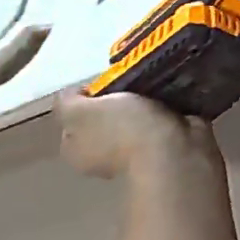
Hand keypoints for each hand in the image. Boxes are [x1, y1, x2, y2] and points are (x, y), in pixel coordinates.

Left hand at [56, 89, 219, 179]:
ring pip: (134, 117)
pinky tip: (170, 97)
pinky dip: (164, 107)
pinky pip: (159, 119)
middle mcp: (101, 155)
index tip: (107, 85)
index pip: (76, 116)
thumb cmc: (122, 130)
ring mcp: (135, 152)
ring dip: (143, 102)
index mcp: (76, 149)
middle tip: (131, 85)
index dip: (89, 97)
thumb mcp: (79, 112)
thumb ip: (67, 102)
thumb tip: (75, 94)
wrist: (172, 149)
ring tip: (154, 85)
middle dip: (118, 100)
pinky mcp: (164, 145)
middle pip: (106, 116)